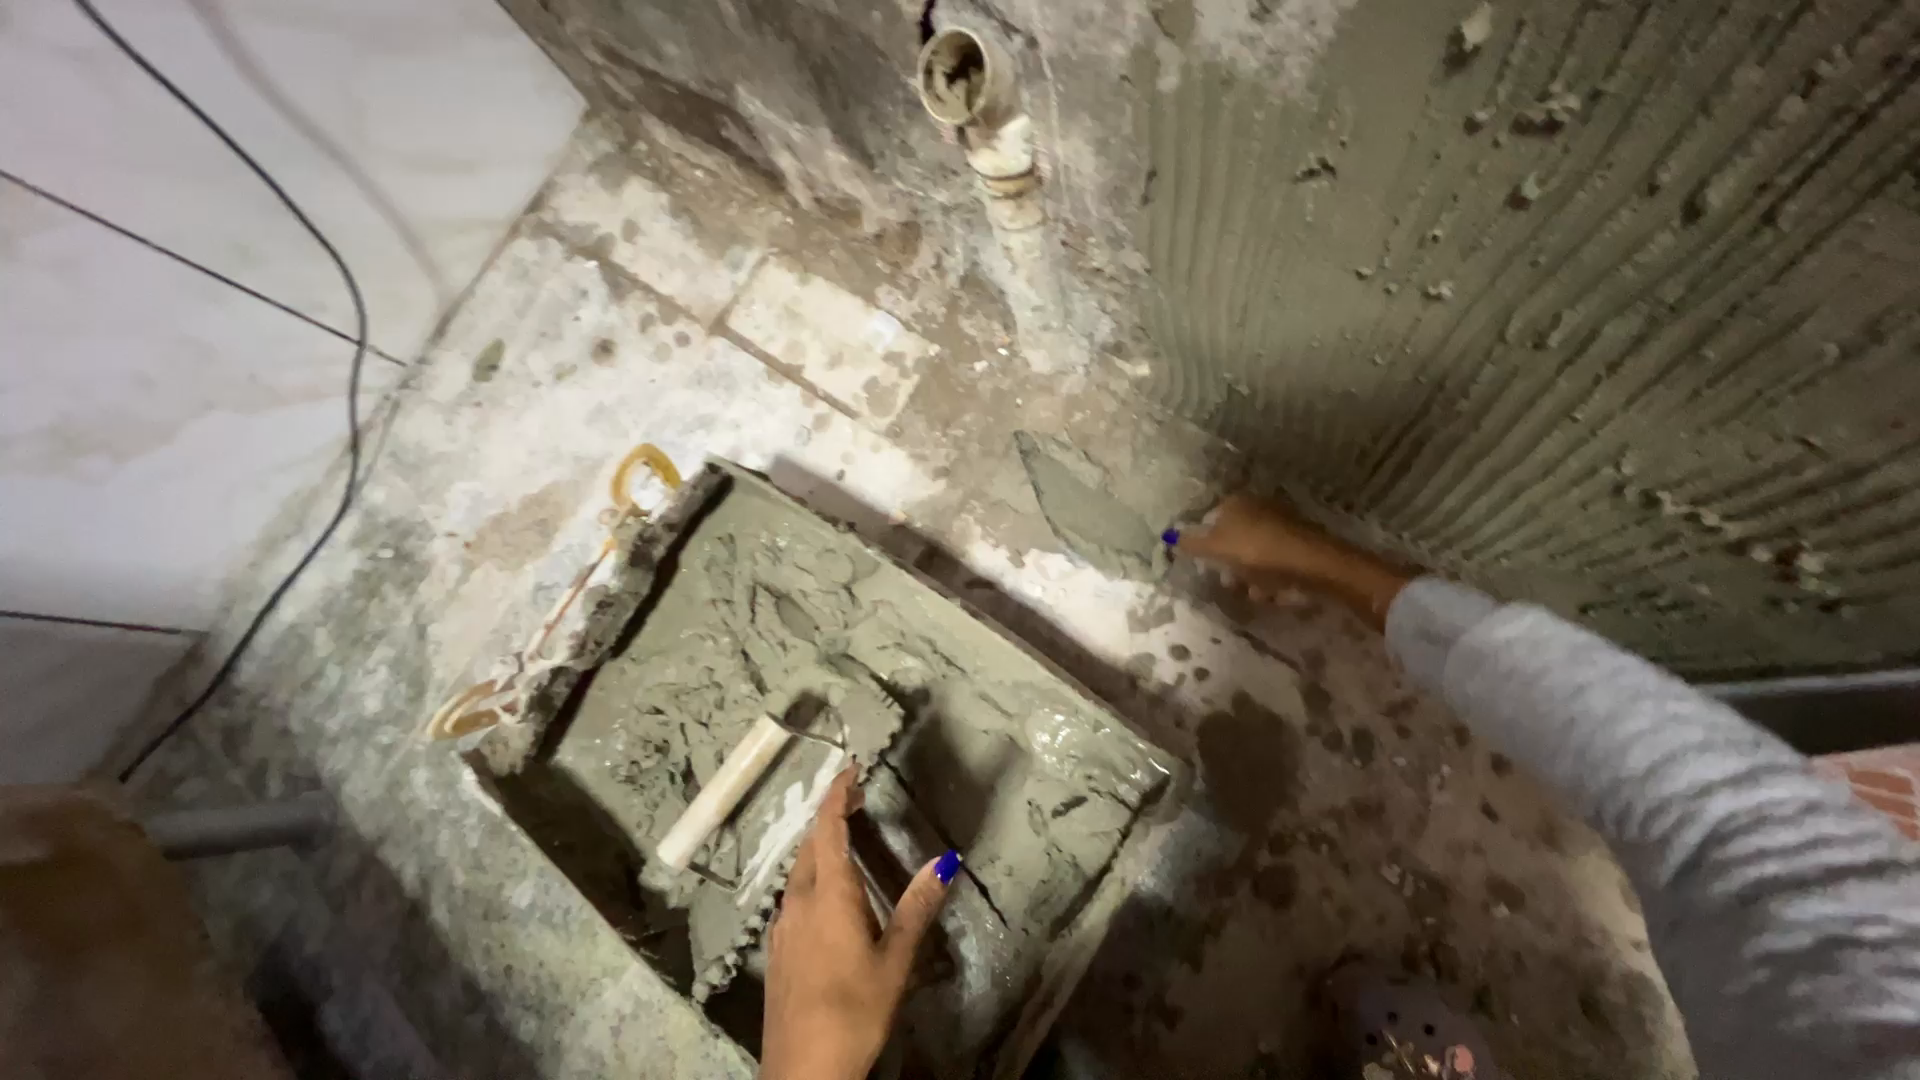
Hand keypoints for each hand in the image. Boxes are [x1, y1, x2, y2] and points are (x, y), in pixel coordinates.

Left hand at [761, 766, 956, 1079]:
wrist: (802, 1071)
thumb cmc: (854, 1010)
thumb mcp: (895, 960)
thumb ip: (917, 907)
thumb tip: (945, 861)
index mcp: (829, 894)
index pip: (828, 828)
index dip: (837, 793)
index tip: (851, 768)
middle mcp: (799, 900)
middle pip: (810, 844)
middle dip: (830, 815)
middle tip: (856, 797)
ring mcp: (782, 926)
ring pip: (799, 870)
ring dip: (820, 845)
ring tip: (845, 837)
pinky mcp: (776, 950)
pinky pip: (793, 895)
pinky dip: (812, 874)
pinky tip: (827, 894)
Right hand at [1172, 495, 1413, 628]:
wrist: (1314, 565)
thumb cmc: (1258, 552)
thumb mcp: (1215, 548)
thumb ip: (1190, 542)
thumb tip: (1169, 536)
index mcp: (1237, 503)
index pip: (1209, 522)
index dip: (1206, 547)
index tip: (1208, 567)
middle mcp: (1258, 508)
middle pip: (1232, 542)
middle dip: (1230, 567)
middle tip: (1232, 583)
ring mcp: (1281, 525)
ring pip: (1253, 557)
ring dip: (1251, 578)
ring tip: (1257, 592)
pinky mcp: (1299, 545)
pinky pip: (1276, 564)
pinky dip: (1273, 579)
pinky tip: (1276, 592)